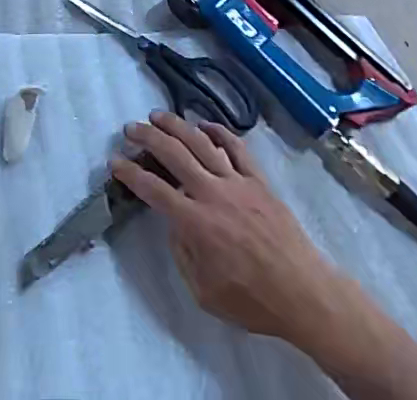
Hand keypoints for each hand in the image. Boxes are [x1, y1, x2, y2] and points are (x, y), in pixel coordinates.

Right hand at [112, 111, 351, 346]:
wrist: (301, 291)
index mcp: (197, 223)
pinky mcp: (259, 179)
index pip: (154, 190)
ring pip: (203, 143)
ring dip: (178, 126)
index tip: (115, 161)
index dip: (131, 174)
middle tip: (131, 128)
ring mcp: (239, 182)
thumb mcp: (203, 290)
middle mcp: (214, 193)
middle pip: (175, 154)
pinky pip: (236, 147)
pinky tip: (205, 126)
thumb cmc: (250, 300)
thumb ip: (182, 251)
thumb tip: (174, 221)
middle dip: (149, 138)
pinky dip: (219, 132)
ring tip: (159, 116)